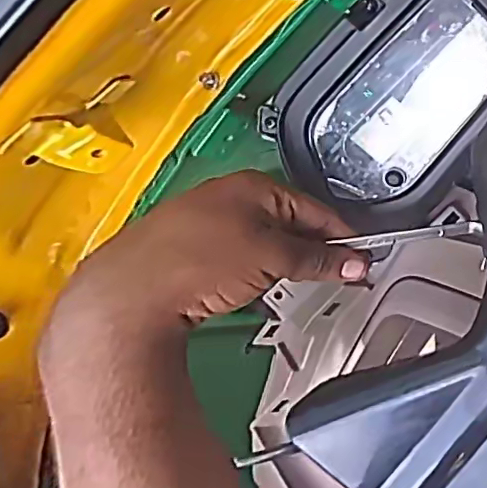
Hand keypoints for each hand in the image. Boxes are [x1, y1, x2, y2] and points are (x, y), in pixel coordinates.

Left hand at [44, 171, 368, 348]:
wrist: (126, 302)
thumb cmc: (190, 263)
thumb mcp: (272, 257)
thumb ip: (319, 259)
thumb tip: (353, 262)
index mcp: (252, 185)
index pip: (316, 208)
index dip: (342, 235)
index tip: (360, 258)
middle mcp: (228, 198)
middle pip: (292, 224)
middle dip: (315, 250)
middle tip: (336, 274)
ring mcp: (207, 224)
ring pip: (267, 243)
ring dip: (286, 263)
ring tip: (293, 284)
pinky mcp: (191, 252)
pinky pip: (242, 258)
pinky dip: (258, 273)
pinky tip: (256, 290)